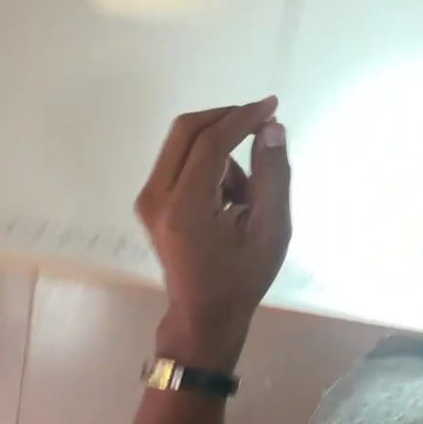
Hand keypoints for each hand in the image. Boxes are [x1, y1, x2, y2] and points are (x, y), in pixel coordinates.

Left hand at [136, 98, 290, 370]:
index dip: (243, 117)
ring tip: (249, 192)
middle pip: (187, 130)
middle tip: (263, 123)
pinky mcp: (151, 201)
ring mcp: (148, 199)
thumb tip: (272, 128)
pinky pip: (181, 161)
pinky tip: (231, 199)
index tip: (272, 106)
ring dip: (222, 149)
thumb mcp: (272, 229)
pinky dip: (211, 165)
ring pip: (184, 143)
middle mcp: (156, 197)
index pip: (211, 142)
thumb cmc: (242, 279)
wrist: (204, 317)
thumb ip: (274, 175)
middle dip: (228, 119)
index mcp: (185, 208)